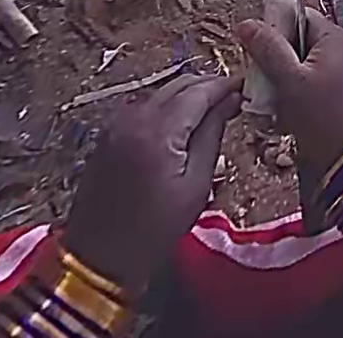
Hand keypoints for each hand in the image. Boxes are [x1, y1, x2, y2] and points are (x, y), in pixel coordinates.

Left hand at [63, 74, 239, 292]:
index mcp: (159, 130)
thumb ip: (212, 135)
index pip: (198, 92)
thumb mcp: (195, 186)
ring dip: (188, 94)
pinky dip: (169, 104)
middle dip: (207, 86)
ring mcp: (120, 121)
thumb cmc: (154, 229)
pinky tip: (182, 121)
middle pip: (179, 85)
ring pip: (163, 91)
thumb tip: (230, 101)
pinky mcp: (111, 130)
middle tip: (231, 97)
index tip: (243, 85)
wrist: (99, 256)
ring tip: (211, 109)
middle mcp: (136, 116)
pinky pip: (147, 105)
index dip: (222, 85)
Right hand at [236, 9, 342, 171]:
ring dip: (277, 73)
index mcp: (333, 37)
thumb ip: (268, 49)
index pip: (297, 15)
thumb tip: (246, 25)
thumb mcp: (291, 80)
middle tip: (260, 70)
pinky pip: (300, 79)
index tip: (256, 41)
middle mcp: (335, 49)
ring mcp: (332, 70)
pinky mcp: (327, 90)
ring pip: (294, 60)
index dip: (275, 24)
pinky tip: (277, 104)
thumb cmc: (324, 117)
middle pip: (294, 38)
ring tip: (268, 90)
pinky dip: (287, 88)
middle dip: (273, 53)